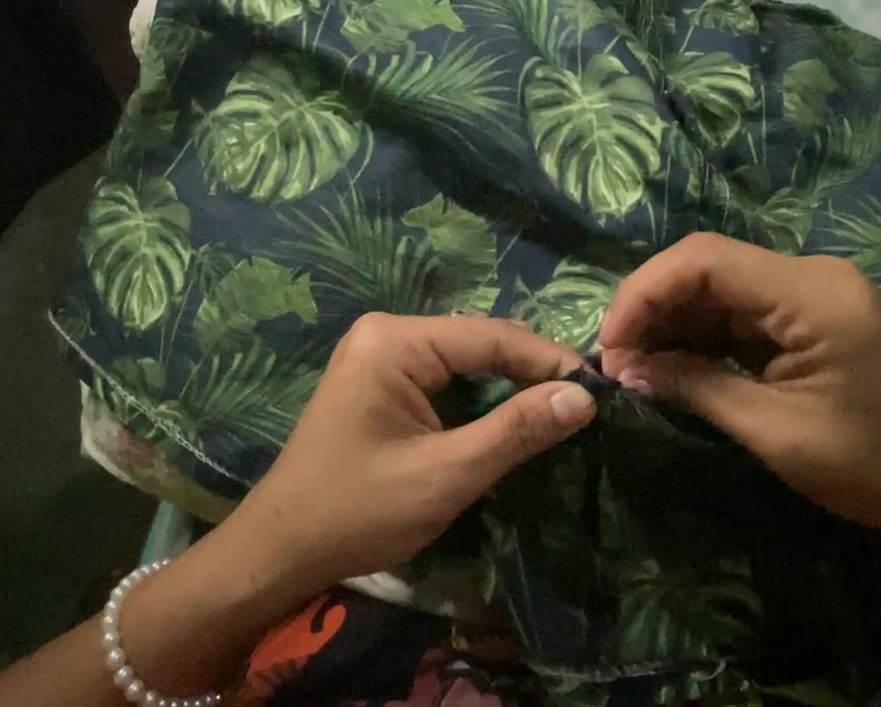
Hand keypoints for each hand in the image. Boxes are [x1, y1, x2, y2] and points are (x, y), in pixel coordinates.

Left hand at [223, 313, 597, 601]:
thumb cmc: (358, 511)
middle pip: (477, 342)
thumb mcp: (445, 475)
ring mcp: (379, 354)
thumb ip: (516, 431)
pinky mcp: (380, 380)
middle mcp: (386, 332)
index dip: (547, 359)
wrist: (281, 548)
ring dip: (507, 384)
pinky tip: (511, 417)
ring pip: (463, 359)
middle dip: (529, 370)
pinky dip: (479, 397)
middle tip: (585, 402)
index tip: (599, 388)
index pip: (489, 336)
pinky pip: (443, 377)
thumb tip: (583, 396)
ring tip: (561, 408)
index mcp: (394, 340)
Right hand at [597, 234, 880, 556]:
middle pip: (706, 267)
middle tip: (615, 361)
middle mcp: (810, 275)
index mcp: (811, 292)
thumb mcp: (776, 431)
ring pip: (719, 288)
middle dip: (651, 308)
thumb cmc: (880, 469)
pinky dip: (703, 337)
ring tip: (634, 368)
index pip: (702, 259)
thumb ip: (696, 386)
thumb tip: (624, 367)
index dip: (643, 292)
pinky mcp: (813, 318)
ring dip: (672, 324)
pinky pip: (742, 312)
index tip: (609, 343)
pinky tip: (673, 365)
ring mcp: (814, 294)